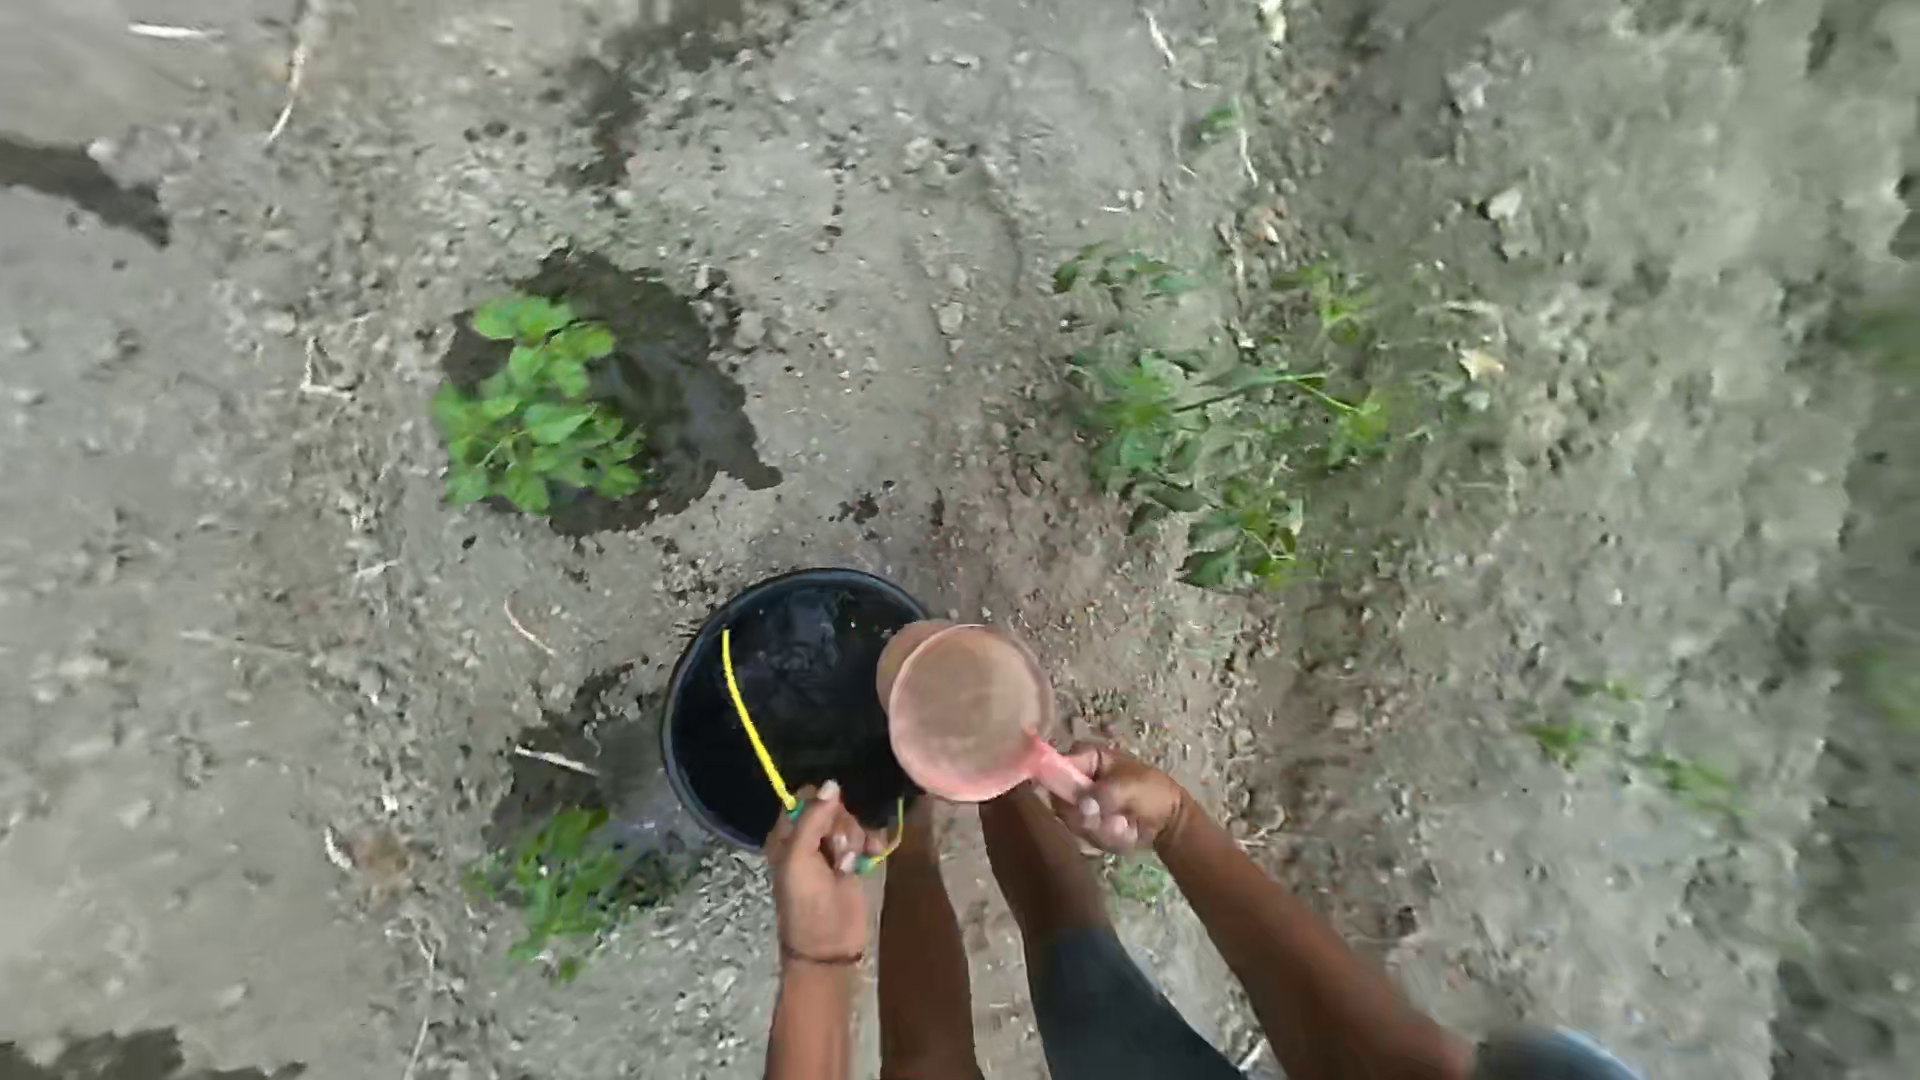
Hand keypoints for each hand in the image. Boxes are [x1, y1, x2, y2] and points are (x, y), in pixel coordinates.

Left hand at [765, 780, 882, 964]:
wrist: (831, 945)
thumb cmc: (807, 902)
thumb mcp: (799, 858)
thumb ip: (812, 818)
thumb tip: (832, 782)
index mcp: (786, 835)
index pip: (804, 798)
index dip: (820, 802)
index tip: (828, 815)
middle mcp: (808, 837)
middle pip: (832, 806)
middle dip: (841, 822)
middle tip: (838, 847)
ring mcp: (832, 848)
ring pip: (851, 818)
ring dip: (856, 834)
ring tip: (851, 859)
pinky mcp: (854, 857)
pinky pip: (867, 833)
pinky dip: (872, 840)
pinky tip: (873, 852)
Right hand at [1046, 743, 1191, 852]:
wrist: (1170, 819)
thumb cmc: (1150, 791)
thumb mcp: (1128, 788)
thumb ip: (1102, 795)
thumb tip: (1082, 806)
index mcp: (1086, 757)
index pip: (1055, 766)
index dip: (1060, 785)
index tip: (1081, 804)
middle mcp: (1077, 778)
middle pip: (1061, 800)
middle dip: (1088, 817)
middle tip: (1110, 820)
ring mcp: (1081, 802)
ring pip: (1073, 822)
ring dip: (1102, 830)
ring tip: (1125, 826)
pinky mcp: (1087, 823)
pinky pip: (1085, 836)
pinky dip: (1108, 839)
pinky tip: (1126, 833)